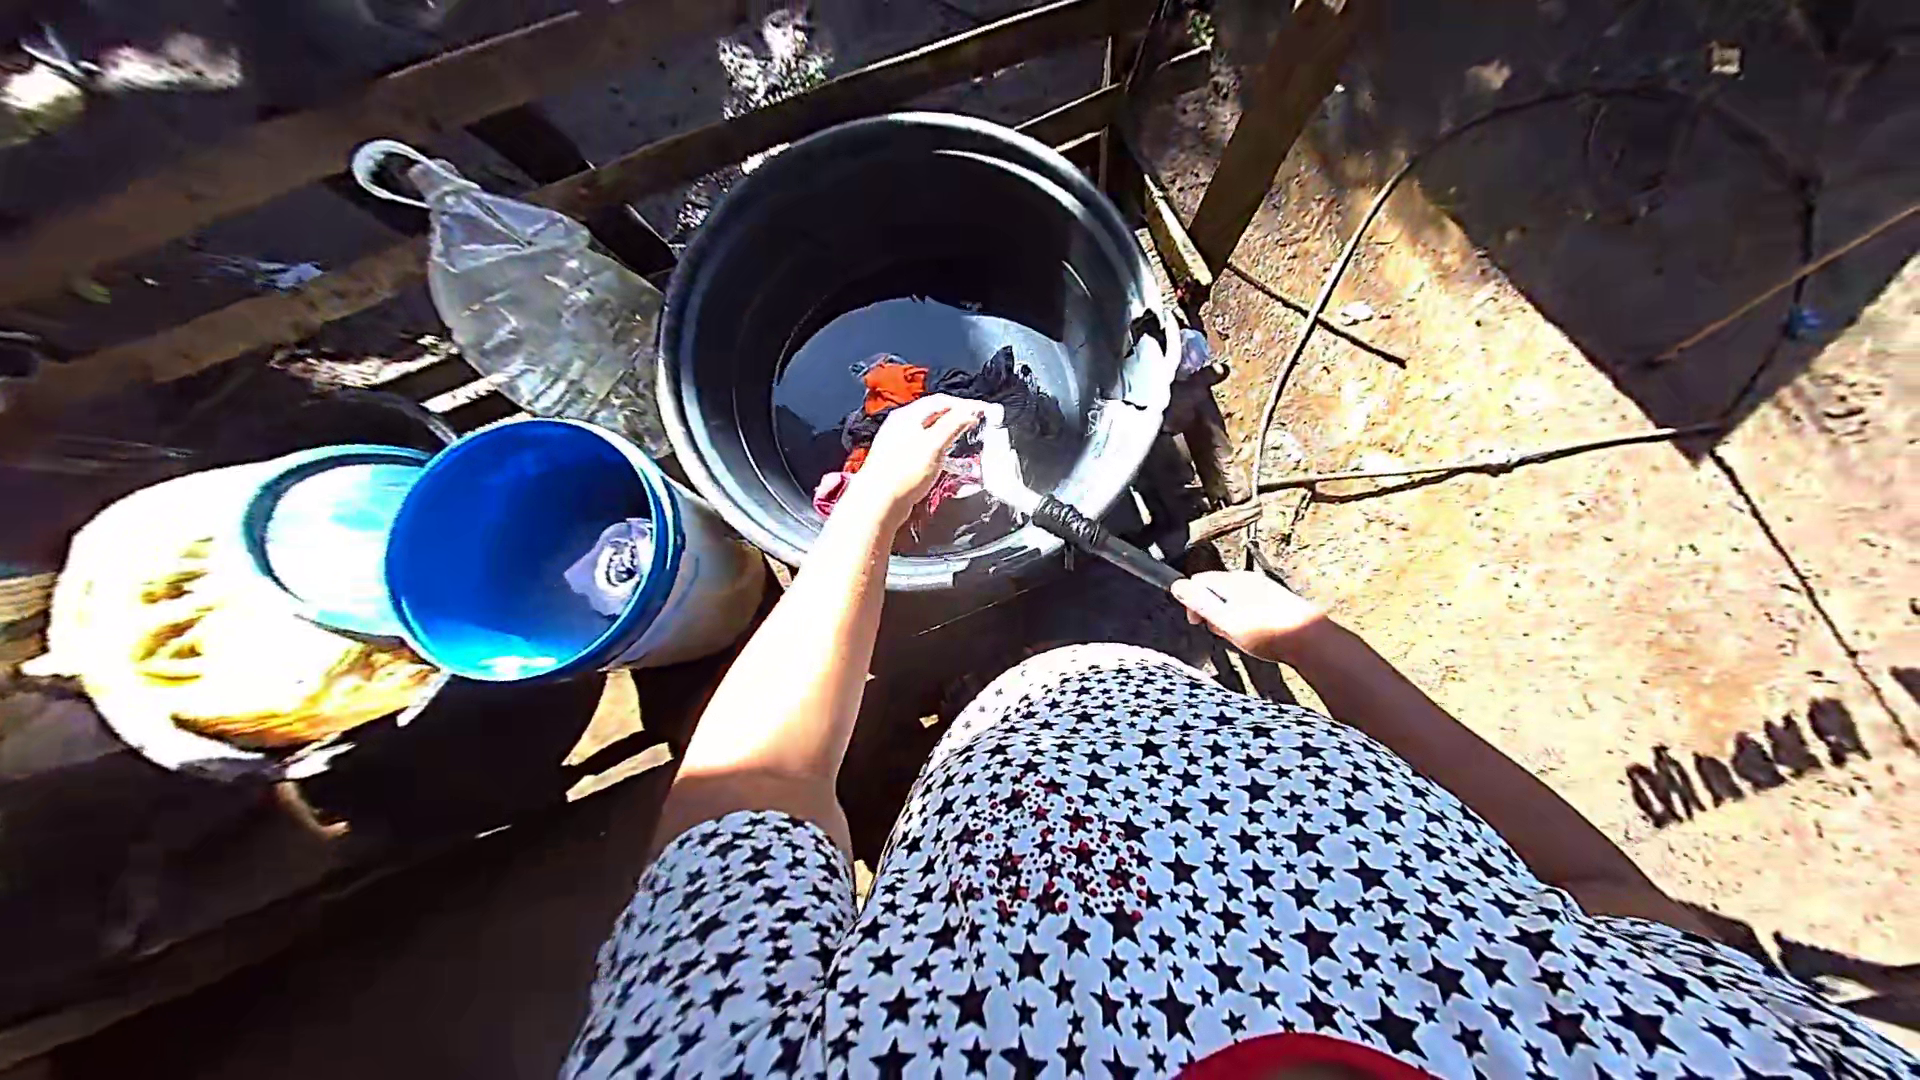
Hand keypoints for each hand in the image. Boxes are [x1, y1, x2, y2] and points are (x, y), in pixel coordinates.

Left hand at [842, 395, 987, 525]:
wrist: (877, 503)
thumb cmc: (904, 473)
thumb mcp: (934, 446)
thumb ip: (953, 425)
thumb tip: (970, 411)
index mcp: (907, 415)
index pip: (941, 401)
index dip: (964, 404)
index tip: (983, 411)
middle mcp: (900, 425)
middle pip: (933, 413)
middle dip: (956, 416)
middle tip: (976, 422)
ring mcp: (897, 442)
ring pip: (927, 430)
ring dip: (947, 431)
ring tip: (963, 438)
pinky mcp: (897, 460)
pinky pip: (922, 445)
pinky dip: (938, 446)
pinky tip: (944, 456)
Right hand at [1170, 570, 1333, 663]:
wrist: (1312, 642)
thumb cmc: (1266, 633)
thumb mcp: (1223, 620)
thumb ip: (1198, 602)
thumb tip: (1177, 586)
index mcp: (1232, 580)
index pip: (1198, 581)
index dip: (1191, 602)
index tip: (1197, 623)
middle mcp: (1248, 579)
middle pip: (1215, 590)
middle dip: (1211, 611)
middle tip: (1221, 633)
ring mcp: (1265, 589)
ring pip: (1233, 599)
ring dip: (1229, 617)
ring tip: (1239, 638)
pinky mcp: (1278, 601)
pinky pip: (1250, 606)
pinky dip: (1246, 619)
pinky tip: (1256, 636)